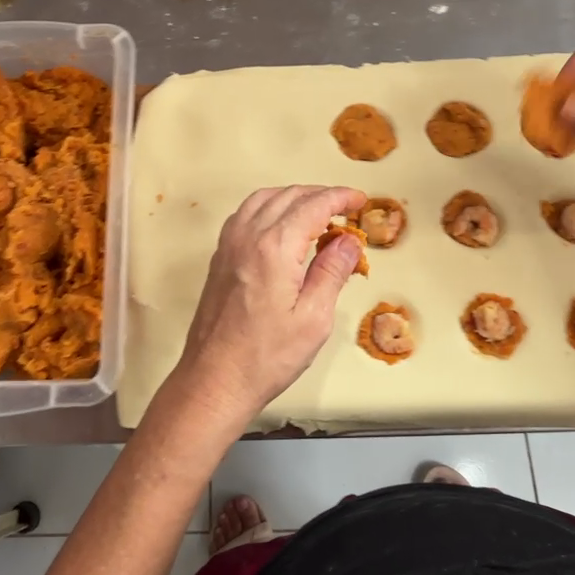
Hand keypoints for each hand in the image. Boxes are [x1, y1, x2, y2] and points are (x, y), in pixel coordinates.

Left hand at [175, 185, 367, 418]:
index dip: (340, 197)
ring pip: (264, 199)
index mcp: (274, 247)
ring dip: (293, 198)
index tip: (360, 199)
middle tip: (345, 209)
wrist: (215, 379)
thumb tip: (349, 240)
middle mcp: (247, 235)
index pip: (313, 205)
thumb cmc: (266, 357)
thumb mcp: (314, 319)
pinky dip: (269, 207)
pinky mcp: (220, 256)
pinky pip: (245, 214)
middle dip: (320, 195)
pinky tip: (282, 226)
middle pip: (288, 196)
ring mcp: (229, 244)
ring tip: (318, 214)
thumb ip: (332, 272)